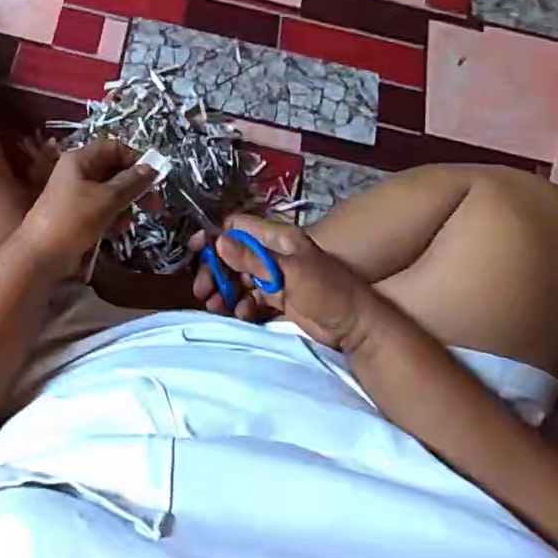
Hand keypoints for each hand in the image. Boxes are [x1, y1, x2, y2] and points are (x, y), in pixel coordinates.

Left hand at [12, 139, 157, 270]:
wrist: (40, 256)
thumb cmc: (73, 220)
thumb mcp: (106, 199)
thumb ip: (131, 182)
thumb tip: (152, 167)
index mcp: (79, 160)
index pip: (113, 148)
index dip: (135, 159)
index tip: (154, 178)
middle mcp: (77, 172)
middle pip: (113, 170)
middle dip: (134, 187)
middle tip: (154, 205)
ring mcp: (75, 194)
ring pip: (110, 192)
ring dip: (124, 205)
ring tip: (127, 222)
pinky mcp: (76, 215)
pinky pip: (101, 209)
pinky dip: (112, 217)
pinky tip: (116, 231)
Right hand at [191, 215, 370, 350]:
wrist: (359, 330)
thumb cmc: (331, 293)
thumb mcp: (291, 274)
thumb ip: (254, 259)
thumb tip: (219, 241)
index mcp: (277, 237)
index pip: (237, 227)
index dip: (216, 236)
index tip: (199, 251)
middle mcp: (273, 252)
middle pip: (232, 253)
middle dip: (215, 269)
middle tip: (202, 289)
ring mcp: (274, 275)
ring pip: (237, 275)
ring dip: (223, 289)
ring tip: (214, 305)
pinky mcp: (276, 297)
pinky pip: (248, 295)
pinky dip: (239, 303)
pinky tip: (238, 313)